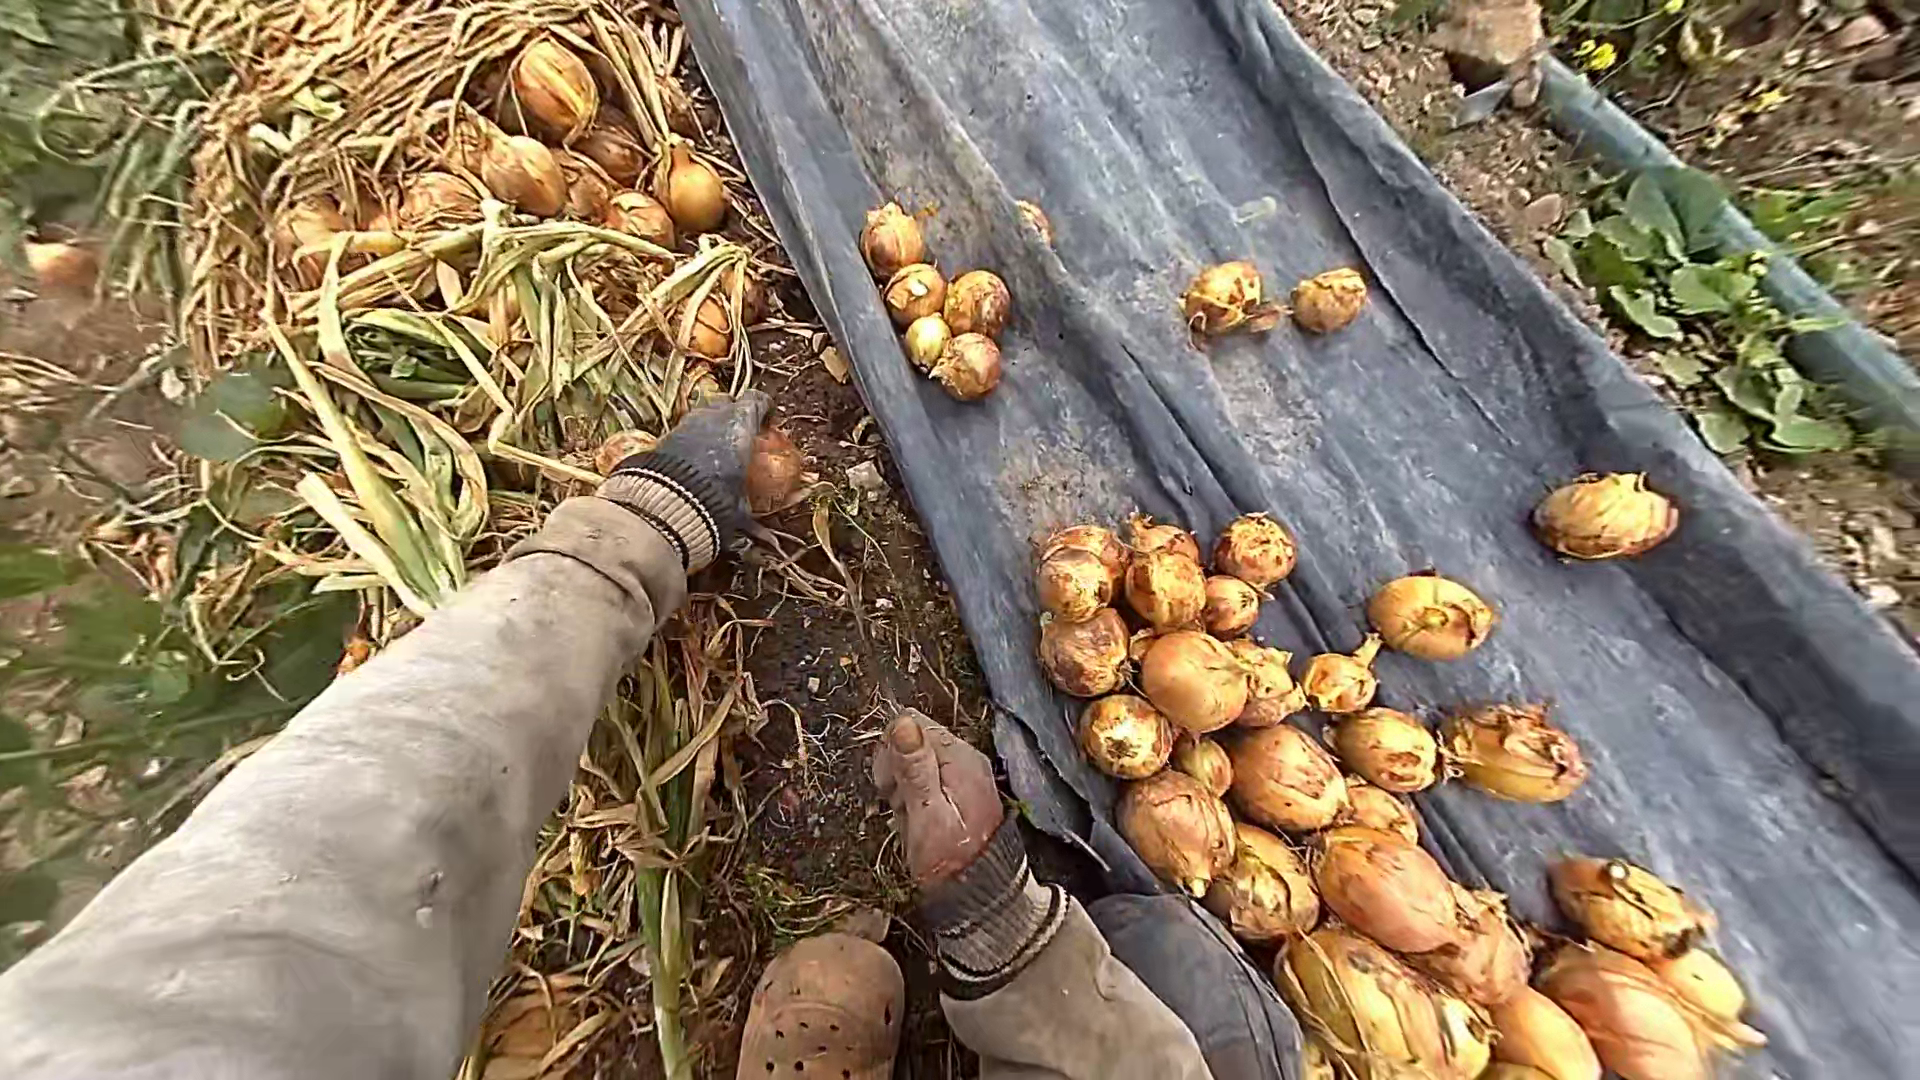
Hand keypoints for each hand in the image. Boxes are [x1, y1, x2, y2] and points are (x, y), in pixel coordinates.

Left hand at [652, 389, 770, 538]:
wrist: (664, 504)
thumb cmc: (714, 500)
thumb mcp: (739, 509)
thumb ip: (754, 517)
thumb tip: (770, 541)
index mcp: (739, 426)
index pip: (756, 400)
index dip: (764, 407)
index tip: (769, 421)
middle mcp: (713, 417)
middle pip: (728, 401)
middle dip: (737, 412)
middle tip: (744, 433)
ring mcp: (686, 424)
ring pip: (705, 413)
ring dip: (714, 424)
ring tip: (720, 446)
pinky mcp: (666, 435)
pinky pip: (687, 429)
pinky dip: (696, 438)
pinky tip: (699, 458)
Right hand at [872, 711, 1002, 887]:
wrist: (980, 898)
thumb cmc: (950, 861)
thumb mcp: (926, 816)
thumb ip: (914, 769)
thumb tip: (901, 723)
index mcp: (959, 757)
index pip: (912, 722)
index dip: (890, 751)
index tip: (889, 786)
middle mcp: (964, 756)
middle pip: (913, 738)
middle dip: (896, 769)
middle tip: (900, 805)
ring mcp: (963, 771)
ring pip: (914, 759)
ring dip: (902, 785)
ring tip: (910, 816)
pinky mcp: (958, 787)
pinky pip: (924, 777)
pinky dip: (912, 795)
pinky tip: (916, 819)